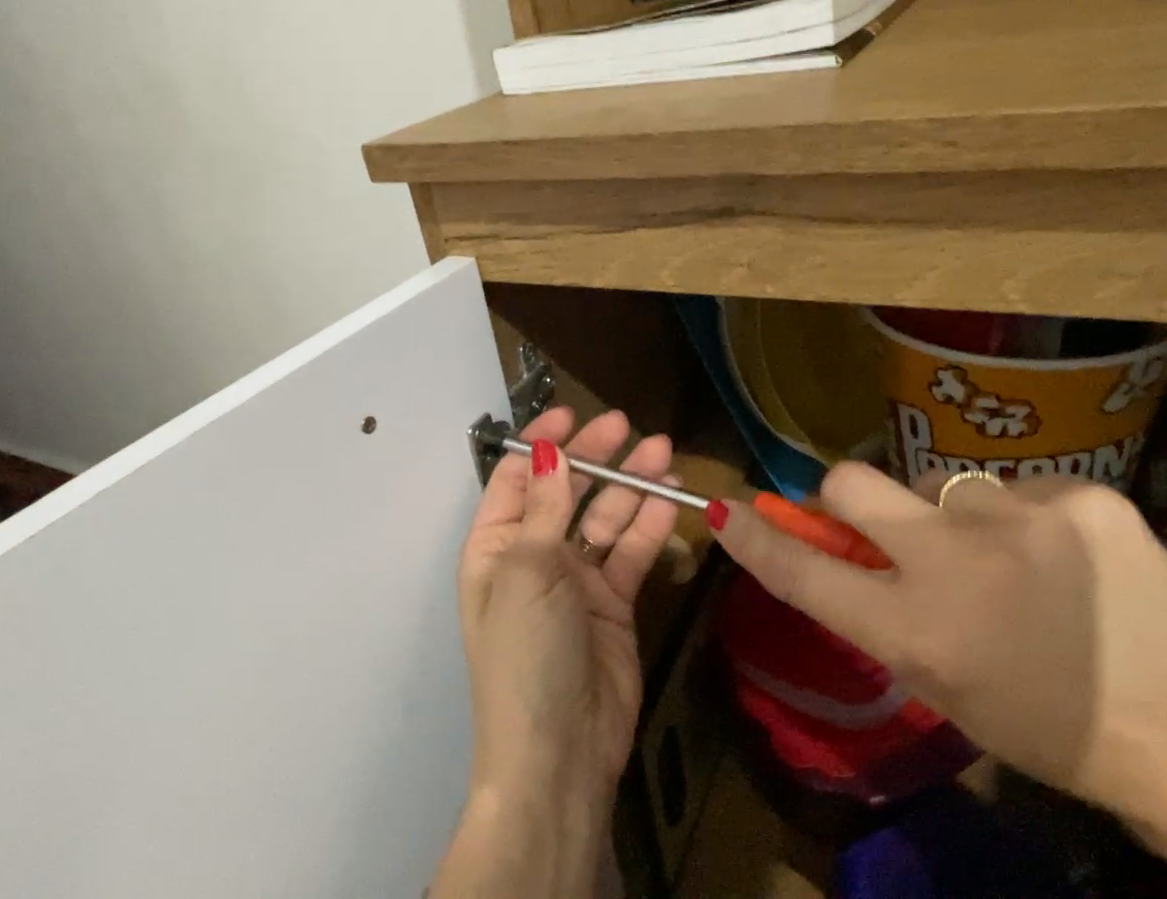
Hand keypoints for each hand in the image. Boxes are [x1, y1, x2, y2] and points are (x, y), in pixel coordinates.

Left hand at [435, 407, 676, 896]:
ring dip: (632, 488)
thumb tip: (546, 453)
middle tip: (630, 427)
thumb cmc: (525, 656)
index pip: (516, 480)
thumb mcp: (526, 574)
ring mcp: (575, 582)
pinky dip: (650, 529)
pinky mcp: (614, 605)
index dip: (541, 444)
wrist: (560, 753)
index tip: (573, 414)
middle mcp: (533, 558)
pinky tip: (672, 502)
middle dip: (596, 459)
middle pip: (567, 493)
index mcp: (494, 548)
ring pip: (606, 520)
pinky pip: (631, 555)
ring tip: (664, 454)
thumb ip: (543, 510)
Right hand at [710, 462, 1166, 820]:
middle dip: (847, 498)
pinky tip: (1064, 561)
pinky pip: (1014, 489)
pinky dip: (1019, 521)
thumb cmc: (1046, 729)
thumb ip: (880, 612)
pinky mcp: (1084, 494)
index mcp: (915, 630)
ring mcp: (1023, 516)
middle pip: (852, 481)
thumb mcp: (939, 685)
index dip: (756, 538)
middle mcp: (956, 561)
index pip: (804, 570)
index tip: (725, 511)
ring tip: (1010, 565)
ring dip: (952, 520)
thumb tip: (838, 549)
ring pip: (941, 488)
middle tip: (879, 525)